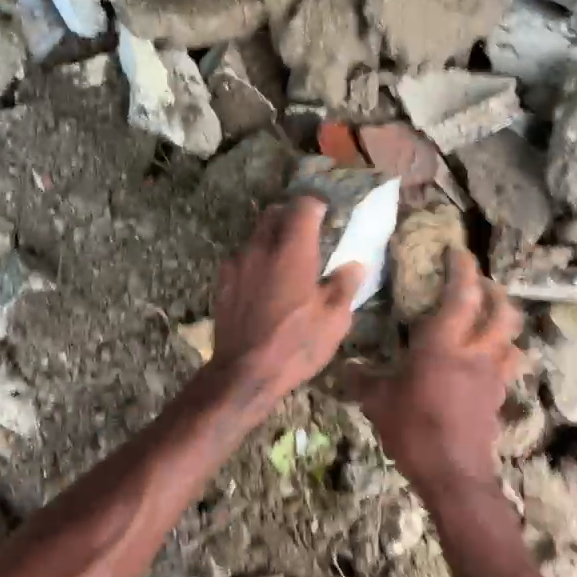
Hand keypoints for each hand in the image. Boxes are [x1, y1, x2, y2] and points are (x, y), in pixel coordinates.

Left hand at [207, 197, 365, 412]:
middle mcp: (261, 247)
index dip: (318, 206)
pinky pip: (242, 257)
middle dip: (292, 217)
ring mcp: (237, 262)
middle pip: (275, 213)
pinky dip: (256, 259)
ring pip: (255, 234)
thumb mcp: (334, 319)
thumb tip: (353, 264)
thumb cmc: (296, 344)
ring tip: (287, 262)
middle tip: (309, 237)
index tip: (328, 217)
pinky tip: (265, 283)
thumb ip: (344, 284)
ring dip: (272, 238)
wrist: (244, 371)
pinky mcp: (222, 280)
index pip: (304, 205)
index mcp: (293, 250)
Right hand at [345, 248, 522, 485]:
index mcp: (442, 344)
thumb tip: (343, 366)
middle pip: (502, 312)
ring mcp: (493, 377)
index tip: (458, 252)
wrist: (453, 475)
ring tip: (491, 318)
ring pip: (512, 338)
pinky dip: (503, 353)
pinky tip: (488, 359)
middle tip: (480, 282)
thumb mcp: (376, 400)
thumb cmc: (412, 429)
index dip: (462, 269)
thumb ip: (361, 378)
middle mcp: (475, 353)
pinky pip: (509, 366)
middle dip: (494, 290)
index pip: (462, 295)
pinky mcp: (499, 399)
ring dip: (505, 321)